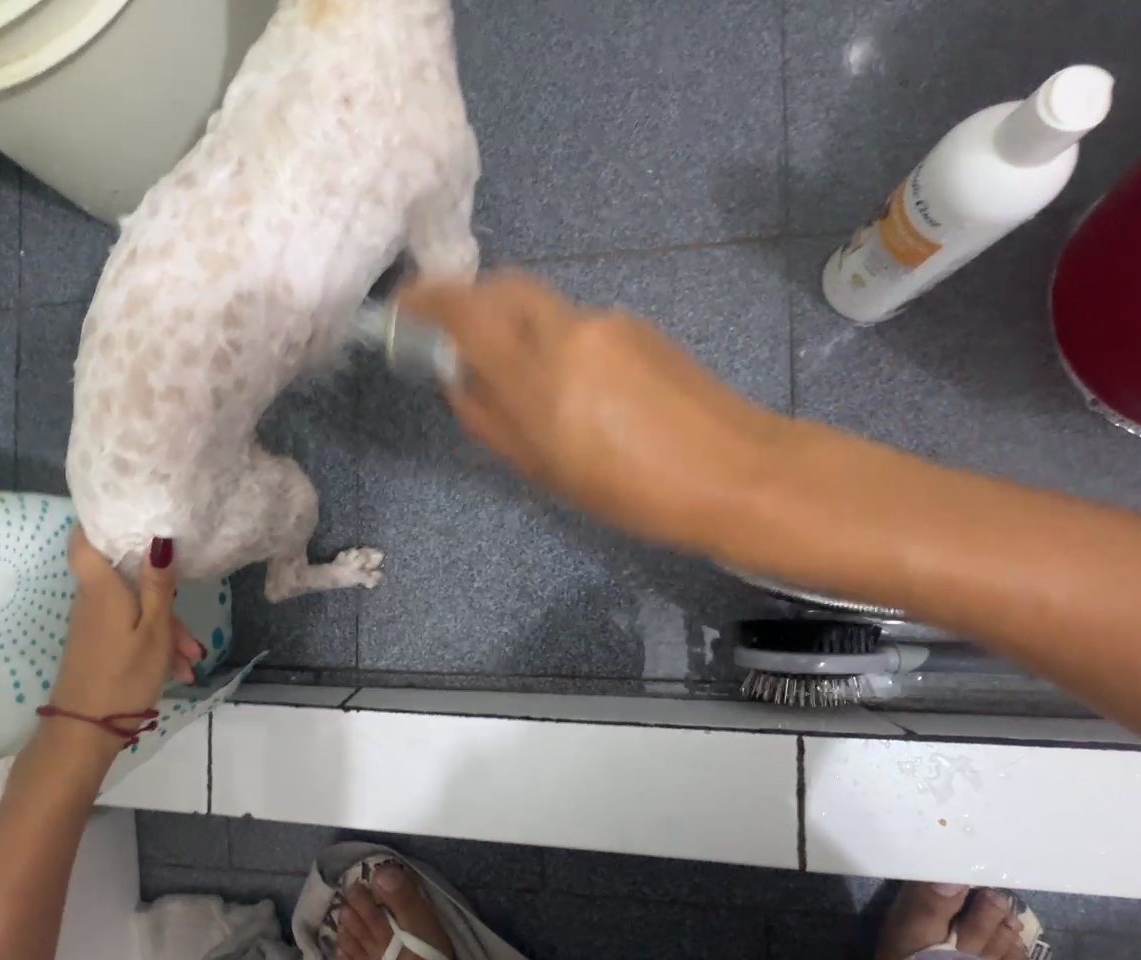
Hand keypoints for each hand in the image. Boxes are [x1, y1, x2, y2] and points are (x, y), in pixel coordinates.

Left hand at [46, 530, 201, 746]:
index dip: (101, 524)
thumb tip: (159, 539)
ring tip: (191, 660)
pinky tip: (178, 672)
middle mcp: (92, 600)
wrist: (86, 731)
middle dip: (162, 596)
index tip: (132, 520)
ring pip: (133, 609)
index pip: (83, 539)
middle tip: (189, 630)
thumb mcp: (154, 629)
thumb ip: (158, 584)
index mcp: (101, 587)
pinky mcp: (96, 645)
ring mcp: (93, 624)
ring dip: (165, 630)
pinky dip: (153, 645)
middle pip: (124, 579)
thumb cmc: (124, 674)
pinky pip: (129, 630)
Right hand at [397, 272, 776, 547]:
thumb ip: (490, 419)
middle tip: (456, 338)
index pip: (467, 312)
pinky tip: (576, 389)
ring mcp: (609, 322)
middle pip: (504, 286)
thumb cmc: (632, 492)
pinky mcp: (639, 326)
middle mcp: (570, 332)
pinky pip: (576, 322)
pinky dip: (554, 341)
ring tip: (524, 384)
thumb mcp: (545, 471)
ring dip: (515, 327)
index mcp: (540, 375)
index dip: (426, 299)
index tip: (403, 305)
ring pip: (541, 306)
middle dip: (471, 301)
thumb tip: (457, 381)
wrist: (737, 473)